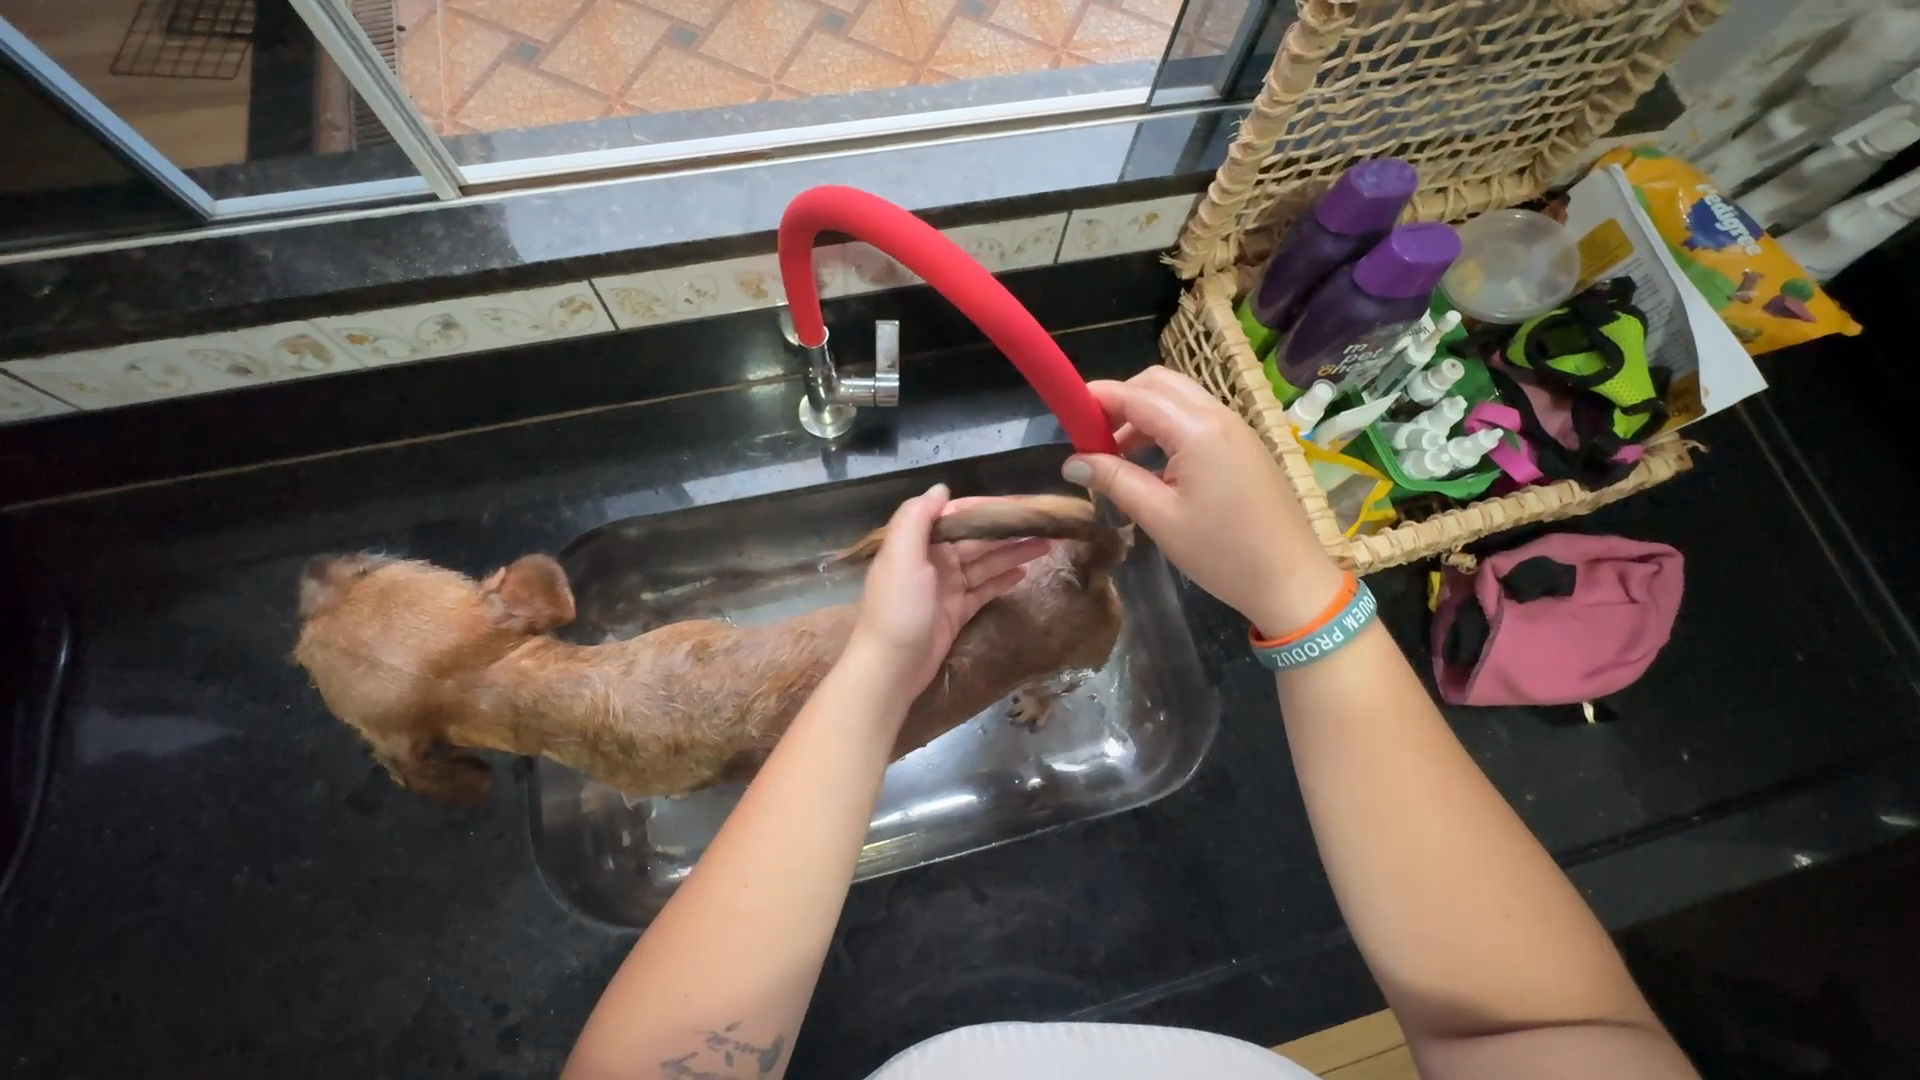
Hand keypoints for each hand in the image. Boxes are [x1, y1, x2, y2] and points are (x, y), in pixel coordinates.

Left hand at [844, 485, 1051, 709]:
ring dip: (1014, 551)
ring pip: (986, 562)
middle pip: (977, 539)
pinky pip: (985, 589)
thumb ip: (917, 518)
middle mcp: (934, 560)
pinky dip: (1004, 579)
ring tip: (1047, 543)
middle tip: (1046, 522)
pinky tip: (1025, 571)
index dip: (989, 508)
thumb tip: (942, 488)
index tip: (1021, 502)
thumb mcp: (901, 556)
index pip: (959, 515)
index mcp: (919, 542)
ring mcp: (947, 587)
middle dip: (1008, 529)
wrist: (889, 667)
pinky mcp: (957, 611)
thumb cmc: (897, 608)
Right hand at [1062, 366, 1345, 635]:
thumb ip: (1114, 481)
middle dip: (1121, 401)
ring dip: (1144, 416)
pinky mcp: (1244, 447)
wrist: (1290, 579)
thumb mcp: (1159, 517)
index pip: (1137, 395)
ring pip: (1180, 400)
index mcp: (1198, 430)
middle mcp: (1219, 416)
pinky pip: (1197, 419)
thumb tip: (1072, 462)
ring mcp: (1236, 429)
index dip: (1098, 398)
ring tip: (1117, 457)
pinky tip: (1152, 466)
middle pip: (1160, 384)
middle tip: (1093, 437)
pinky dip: (1167, 429)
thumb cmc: (1222, 552)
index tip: (1067, 414)